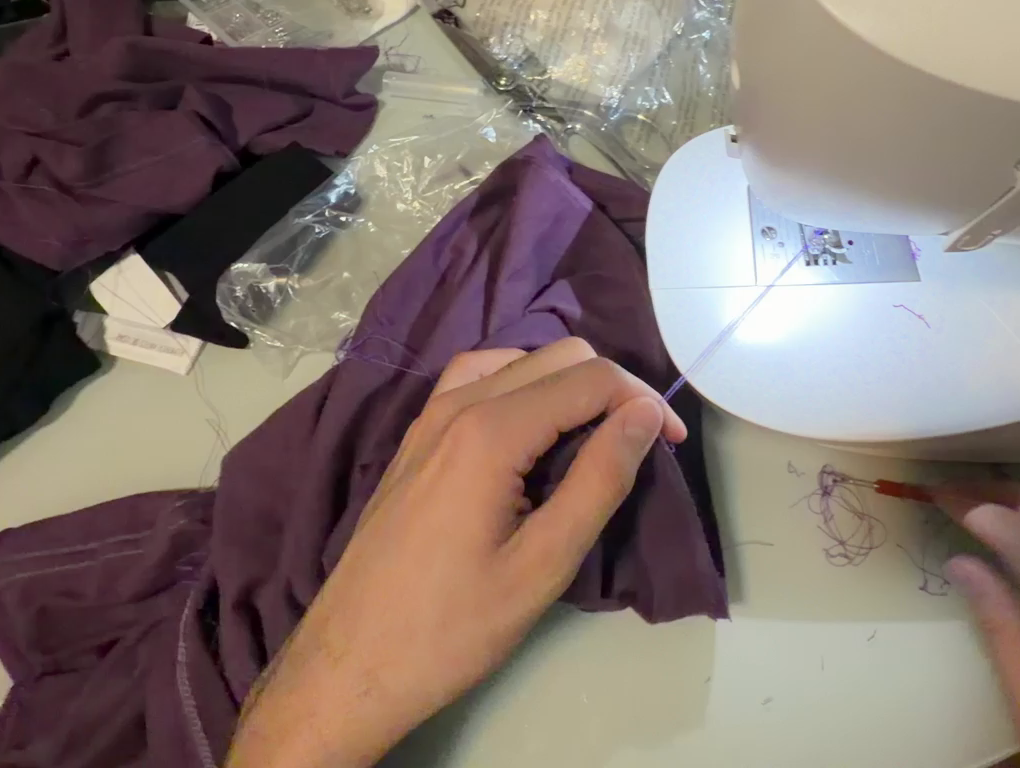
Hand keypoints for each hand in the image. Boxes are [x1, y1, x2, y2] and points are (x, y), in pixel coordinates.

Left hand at [225, 338, 684, 767]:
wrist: (349, 662)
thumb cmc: (453, 625)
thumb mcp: (543, 564)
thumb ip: (600, 479)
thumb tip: (644, 414)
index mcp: (492, 431)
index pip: (592, 378)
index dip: (642, 401)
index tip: (671, 441)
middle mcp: (460, 402)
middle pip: (561, 356)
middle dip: (613, 388)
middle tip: (640, 441)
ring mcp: (432, 412)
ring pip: (521, 357)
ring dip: (569, 381)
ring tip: (595, 431)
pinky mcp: (419, 431)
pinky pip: (479, 373)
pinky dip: (522, 379)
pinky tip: (532, 417)